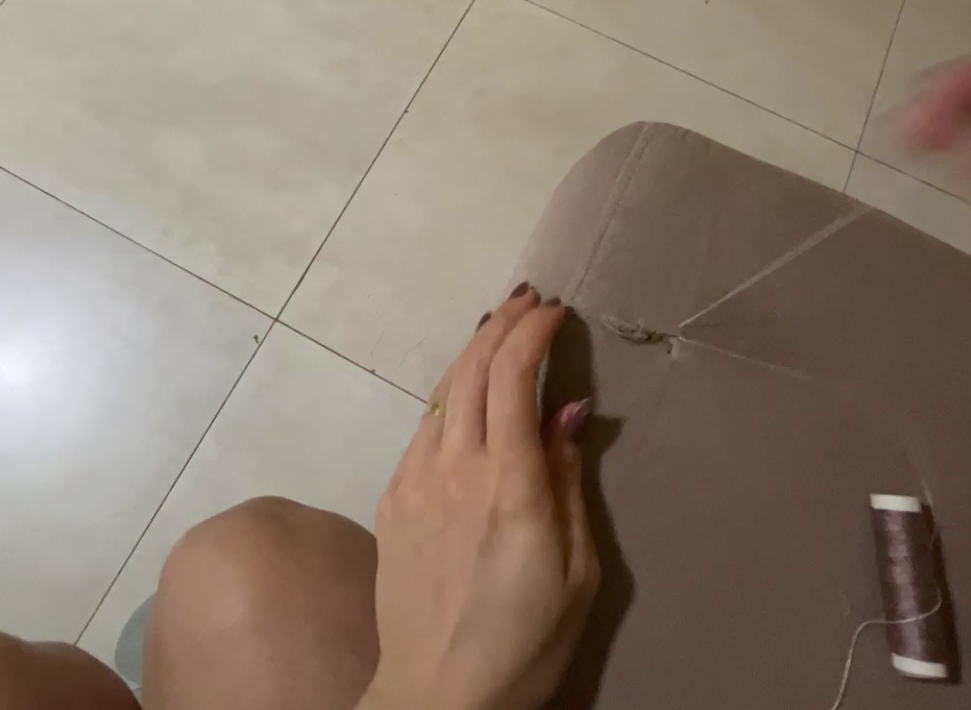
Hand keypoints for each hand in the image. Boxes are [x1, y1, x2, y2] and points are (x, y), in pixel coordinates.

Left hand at [361, 285, 597, 709]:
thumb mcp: (578, 571)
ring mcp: (415, 476)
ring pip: (444, 388)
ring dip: (473, 350)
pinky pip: (425, 425)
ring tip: (498, 329)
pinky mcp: (392, 494)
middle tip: (527, 300)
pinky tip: (466, 394)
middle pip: (472, 367)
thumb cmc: (526, 641)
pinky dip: (451, 393)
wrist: (436, 696)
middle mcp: (455, 464)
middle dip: (502, 323)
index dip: (533, 332)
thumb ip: (570, 480)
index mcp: (509, 481)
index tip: (555, 311)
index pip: (514, 376)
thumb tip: (570, 410)